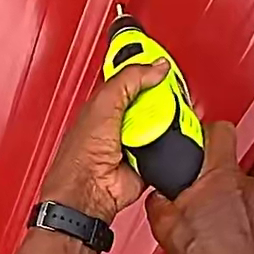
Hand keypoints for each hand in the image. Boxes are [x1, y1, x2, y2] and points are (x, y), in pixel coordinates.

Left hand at [38, 60, 169, 222]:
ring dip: (169, 120)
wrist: (89, 192)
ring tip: (164, 120)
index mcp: (107, 103)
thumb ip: (129, 80)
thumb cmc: (81, 156)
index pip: (132, 77)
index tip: (163, 61)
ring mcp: (137, 140)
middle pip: (153, 98)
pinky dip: (172, 143)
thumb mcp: (103, 104)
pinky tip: (166, 140)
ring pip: (164, 122)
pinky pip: (169, 146)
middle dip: (164, 95)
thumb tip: (156, 66)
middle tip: (169, 93)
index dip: (147, 67)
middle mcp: (122, 121)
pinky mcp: (149, 160)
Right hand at [147, 121, 253, 253]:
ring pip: (234, 186)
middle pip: (223, 161)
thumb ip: (158, 203)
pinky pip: (243, 206)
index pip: (220, 129)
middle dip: (205, 172)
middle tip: (189, 190)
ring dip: (219, 196)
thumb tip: (157, 197)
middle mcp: (245, 183)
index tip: (190, 138)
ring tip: (203, 218)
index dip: (203, 130)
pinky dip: (231, 215)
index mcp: (220, 176)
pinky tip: (217, 233)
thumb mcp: (166, 228)